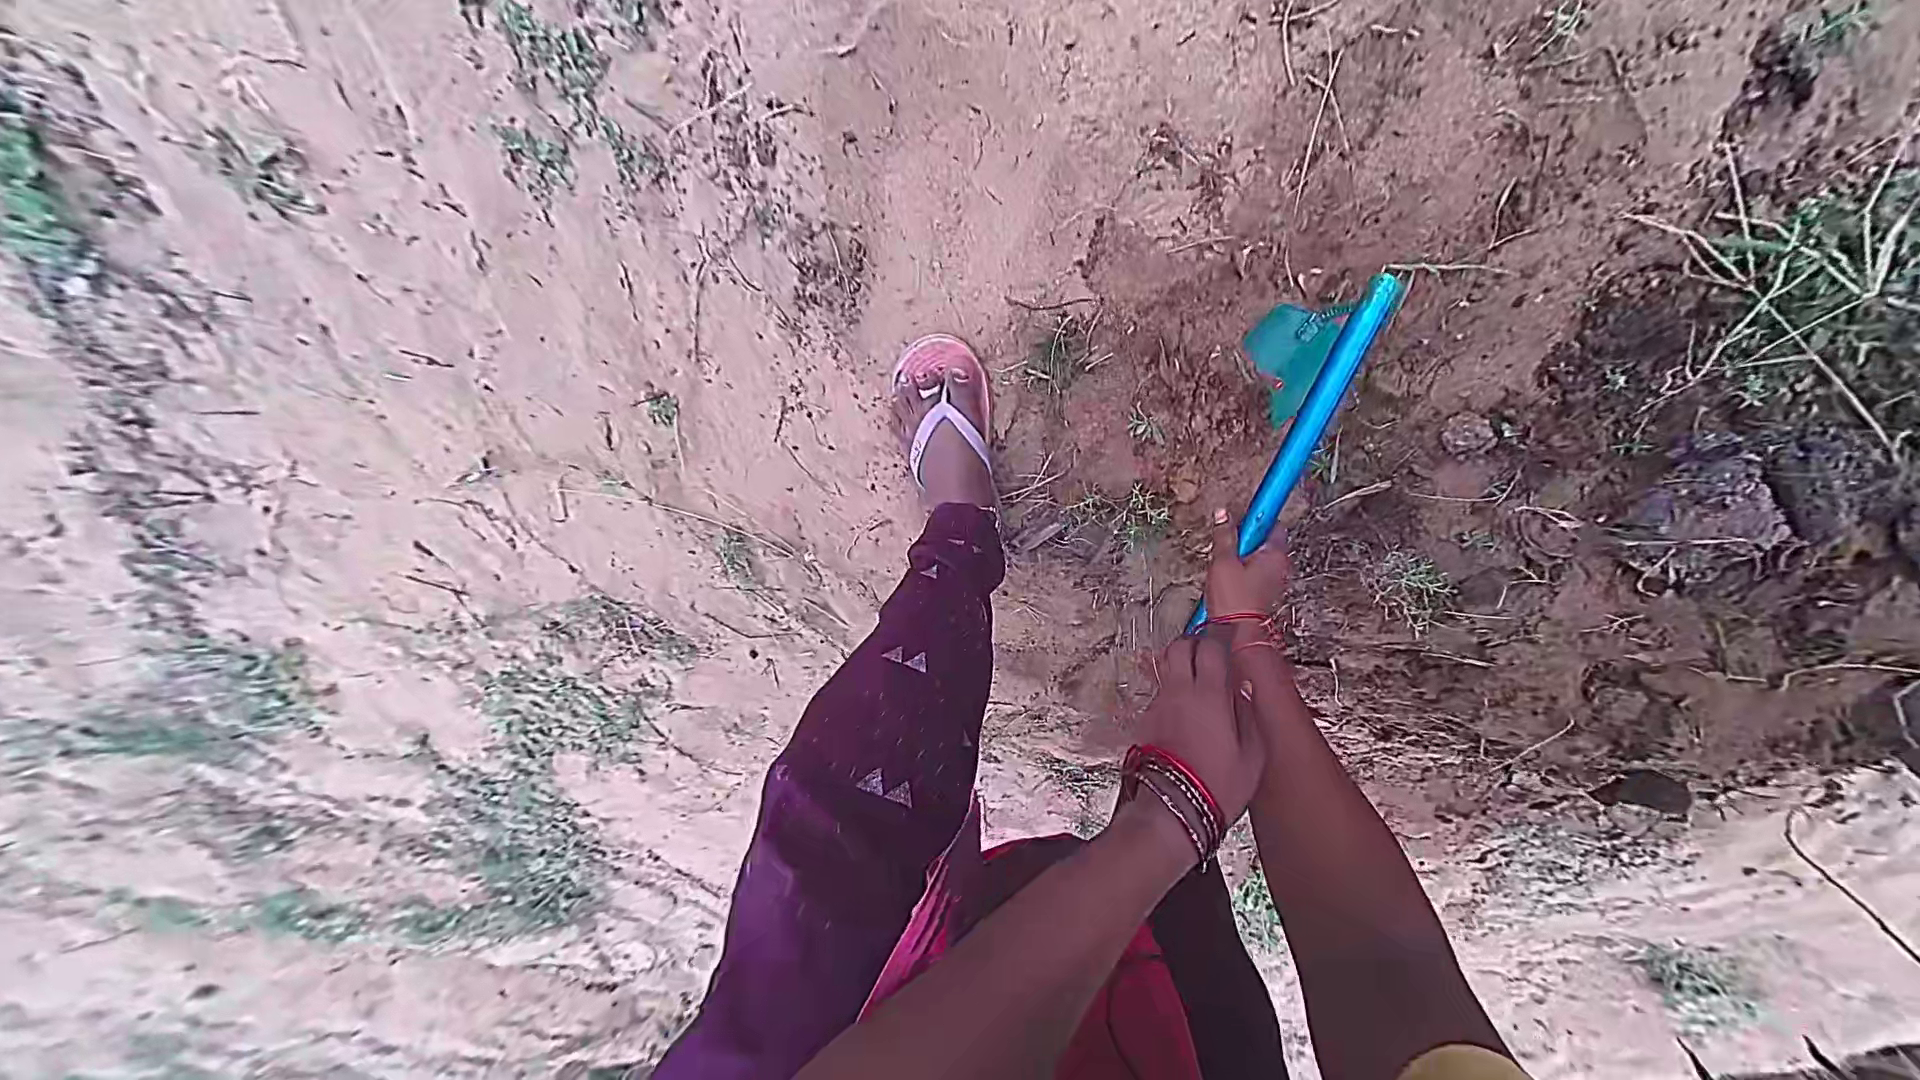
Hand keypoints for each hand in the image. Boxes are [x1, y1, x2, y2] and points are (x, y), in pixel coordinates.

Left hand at [1132, 632, 1264, 833]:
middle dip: (1196, 641)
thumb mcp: (1252, 755)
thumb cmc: (1218, 785)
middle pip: (1179, 646)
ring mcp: (1158, 703)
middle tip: (1212, 649)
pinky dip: (1176, 689)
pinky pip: (1162, 691)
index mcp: (1208, 695)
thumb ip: (1249, 716)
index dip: (1220, 634)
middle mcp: (1178, 692)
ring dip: (1183, 663)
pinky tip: (1190, 708)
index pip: (1210, 647)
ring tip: (1201, 677)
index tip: (1230, 631)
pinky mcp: (1147, 718)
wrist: (1171, 808)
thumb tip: (1242, 692)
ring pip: (1166, 667)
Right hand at [1203, 507, 1291, 639]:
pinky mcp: (1264, 591)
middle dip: (1246, 538)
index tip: (1243, 515)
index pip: (1272, 525)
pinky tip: (1227, 576)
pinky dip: (1243, 568)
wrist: (1238, 633)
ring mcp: (1274, 579)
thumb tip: (1222, 514)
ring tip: (1223, 562)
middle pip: (1265, 540)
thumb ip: (1224, 536)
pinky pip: (1256, 571)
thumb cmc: (1233, 598)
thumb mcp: (1223, 562)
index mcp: (1274, 554)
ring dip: (1243, 554)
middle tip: (1226, 542)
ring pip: (1259, 556)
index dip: (1257, 518)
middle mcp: (1280, 565)